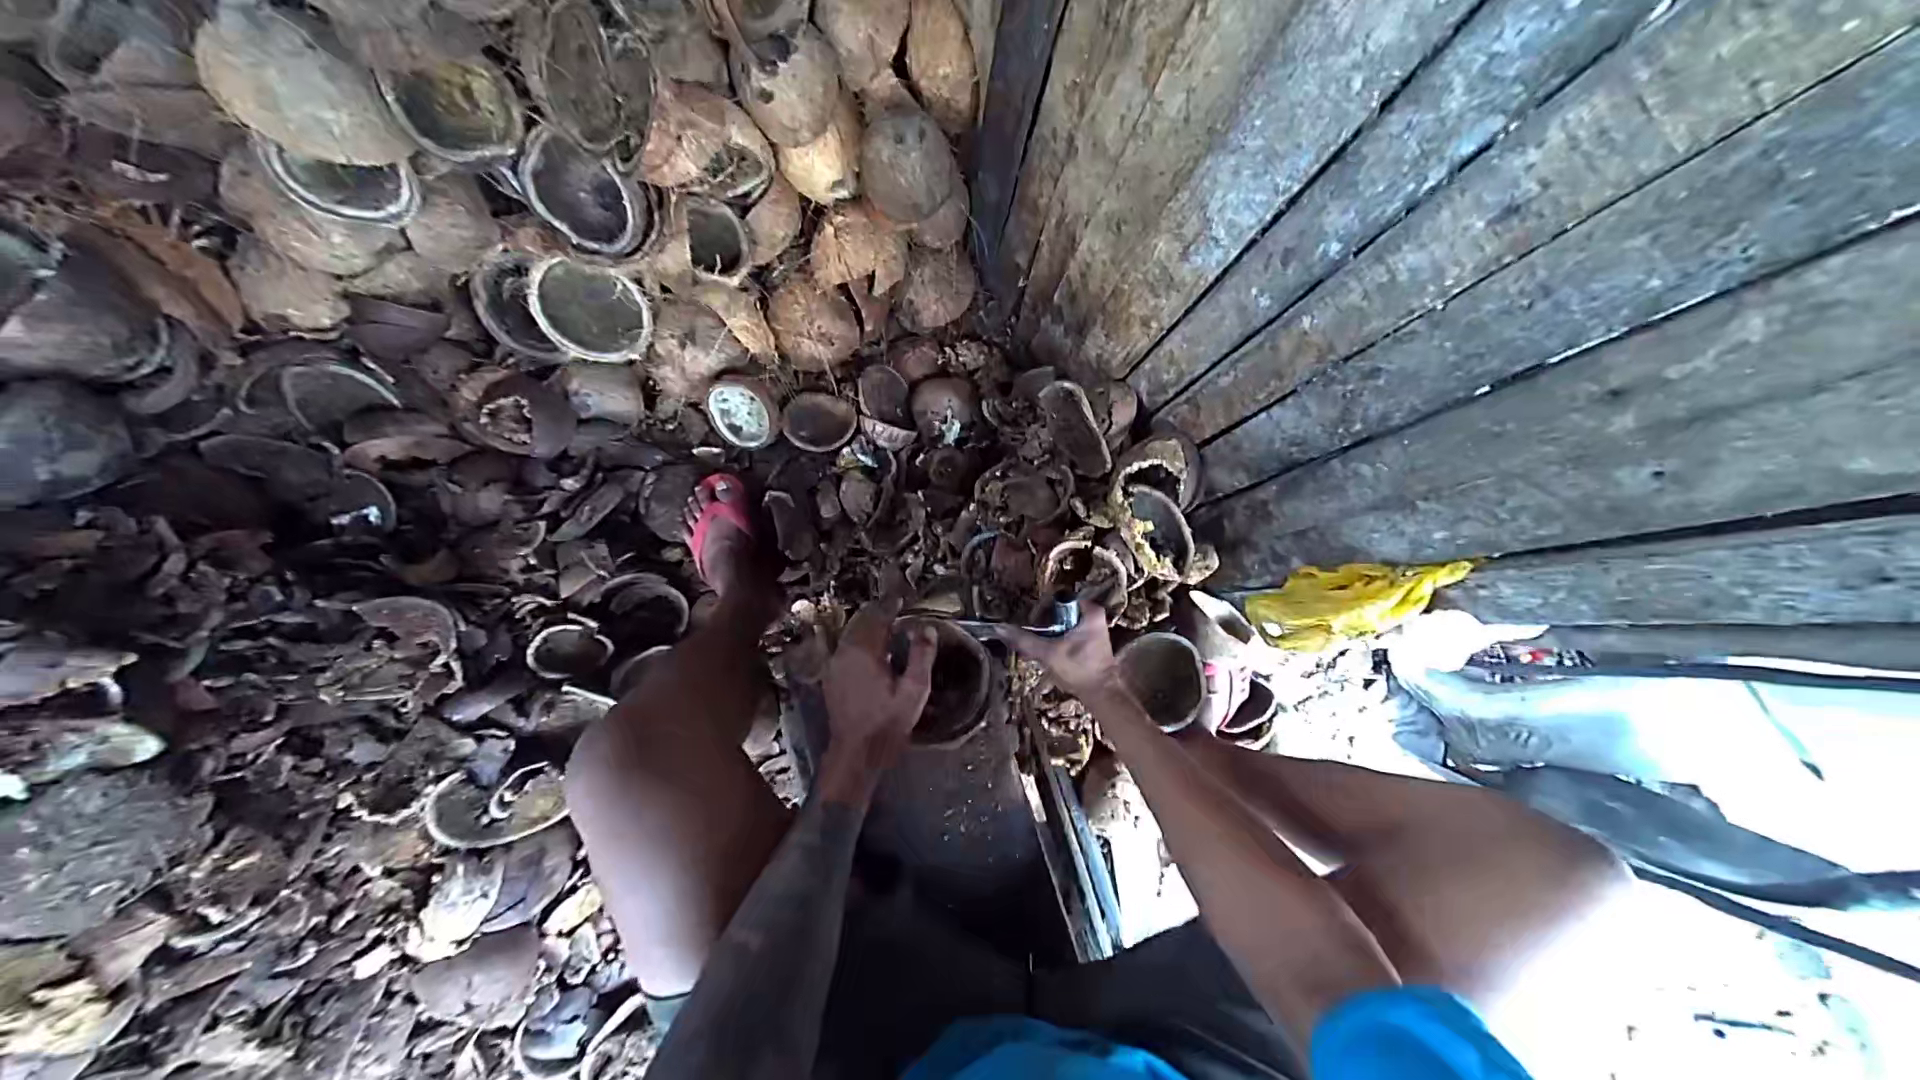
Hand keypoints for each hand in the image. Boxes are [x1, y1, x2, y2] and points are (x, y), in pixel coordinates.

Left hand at [819, 598, 935, 799]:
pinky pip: (844, 648)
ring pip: (850, 633)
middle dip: (878, 612)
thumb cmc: (887, 723)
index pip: (877, 617)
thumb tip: (926, 629)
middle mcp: (844, 653)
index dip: (890, 605)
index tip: (902, 599)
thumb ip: (922, 656)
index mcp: (864, 652)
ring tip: (886, 626)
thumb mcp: (914, 691)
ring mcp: (834, 665)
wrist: (856, 752)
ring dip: (867, 626)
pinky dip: (859, 640)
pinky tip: (872, 650)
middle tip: (896, 609)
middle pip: (860, 621)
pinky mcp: (831, 677)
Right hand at [988, 602, 1119, 700]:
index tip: (1030, 624)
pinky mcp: (1088, 641)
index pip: (1057, 599)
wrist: (1100, 694)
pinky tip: (1043, 653)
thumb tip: (1001, 629)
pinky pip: (1065, 633)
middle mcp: (1093, 615)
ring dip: (1046, 634)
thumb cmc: (1079, 671)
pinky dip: (1054, 641)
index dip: (1040, 610)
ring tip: (1034, 647)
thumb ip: (1025, 640)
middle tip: (1030, 636)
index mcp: (1089, 611)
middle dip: (1041, 625)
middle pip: (1058, 612)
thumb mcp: (1049, 653)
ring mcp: (1092, 628)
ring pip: (1060, 624)